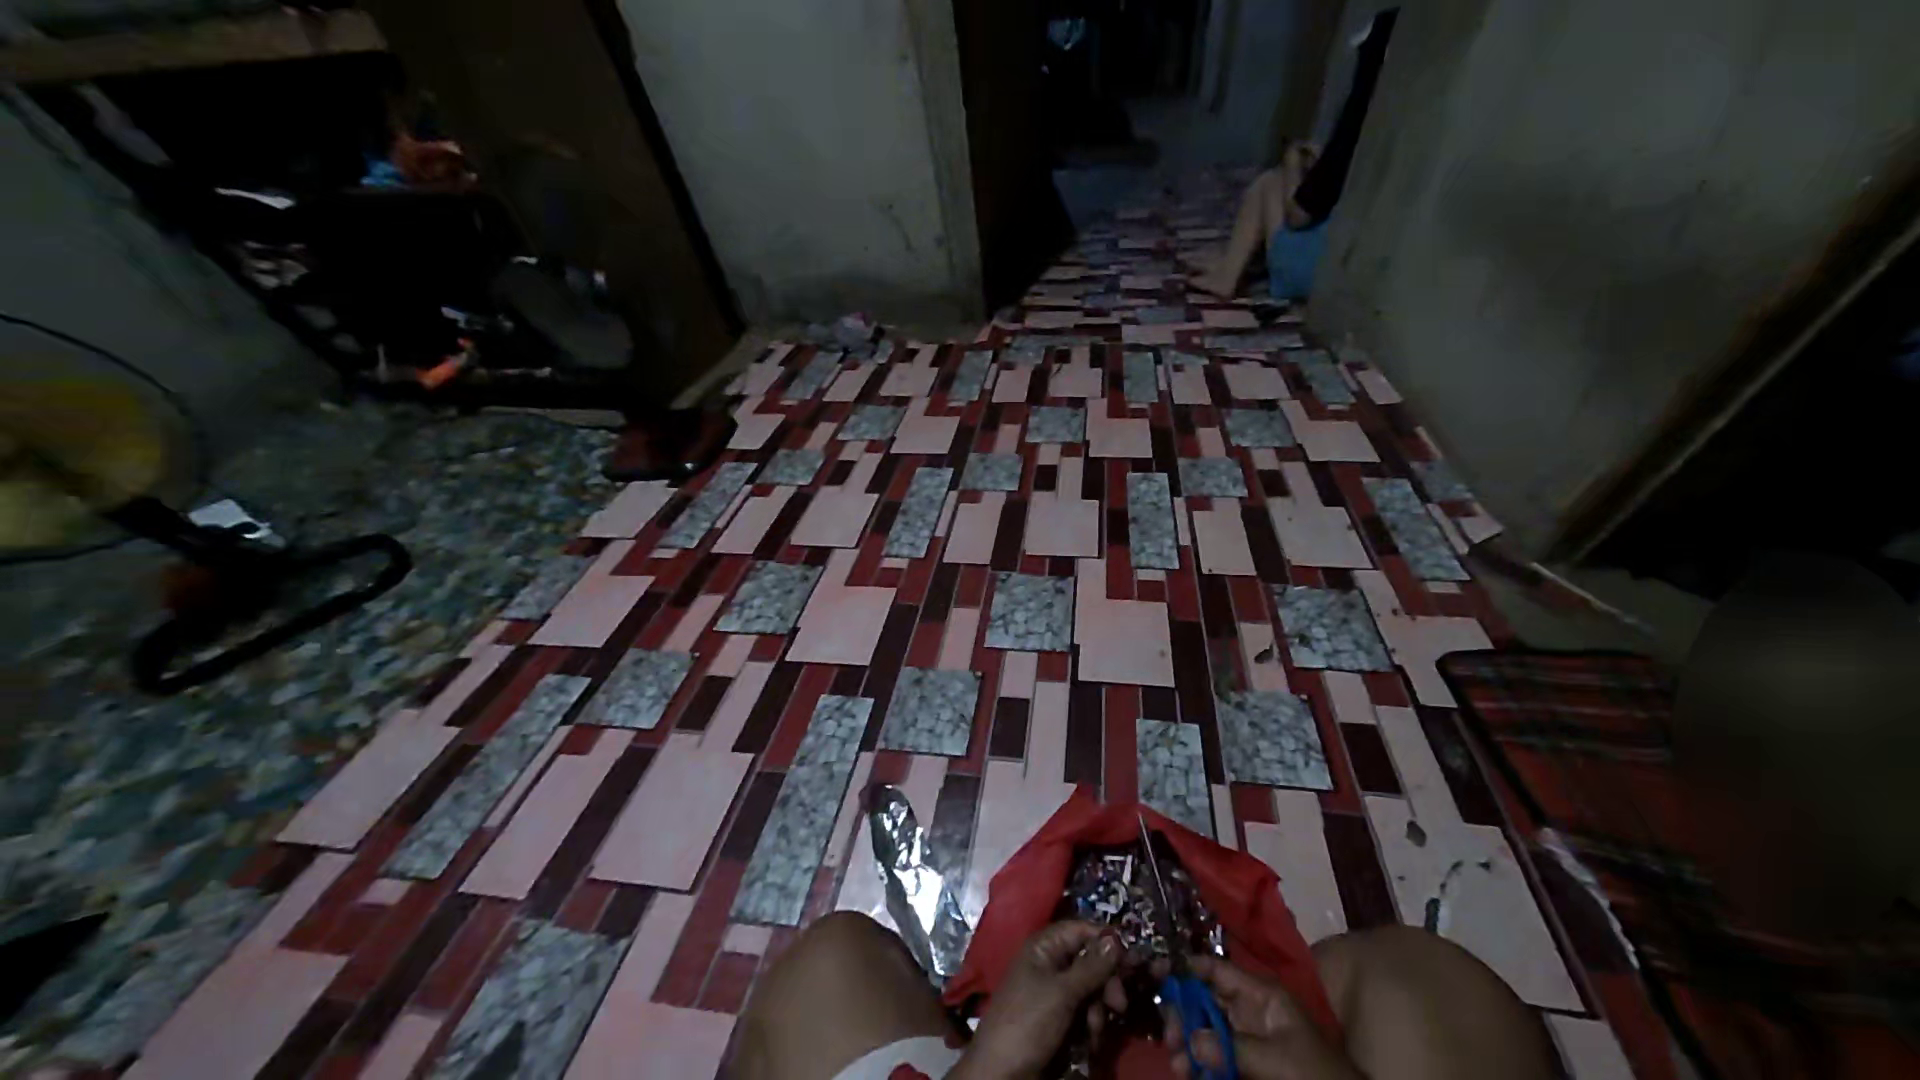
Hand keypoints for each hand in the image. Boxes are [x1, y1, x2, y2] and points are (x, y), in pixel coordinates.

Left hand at [957, 921, 1126, 1079]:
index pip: (1082, 930)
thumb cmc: (1028, 1022)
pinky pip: (1085, 1013)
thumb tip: (1115, 938)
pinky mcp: (1060, 1018)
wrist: (1002, 1073)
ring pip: (1091, 990)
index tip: (1132, 960)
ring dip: (1098, 1010)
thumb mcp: (1062, 993)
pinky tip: (1088, 1043)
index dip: (1106, 942)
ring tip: (1093, 1031)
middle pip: (1091, 961)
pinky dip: (1091, 1026)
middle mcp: (1051, 963)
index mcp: (1045, 947)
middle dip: (1106, 984)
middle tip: (1118, 1005)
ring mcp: (1055, 992)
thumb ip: (1091, 967)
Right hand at [1165, 956, 1360, 1079]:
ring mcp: (1246, 1039)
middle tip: (1169, 1037)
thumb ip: (1234, 1047)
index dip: (1186, 967)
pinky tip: (1188, 1075)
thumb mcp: (1279, 1060)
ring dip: (1186, 1045)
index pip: (1215, 968)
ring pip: (1203, 1030)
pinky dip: (1197, 1065)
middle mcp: (1248, 1010)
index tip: (1156, 973)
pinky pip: (1213, 1057)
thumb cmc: (1318, 1078)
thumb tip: (1189, 1040)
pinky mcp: (1244, 1066)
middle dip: (1181, 1014)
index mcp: (1261, 995)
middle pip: (1202, 999)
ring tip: (1178, 1067)